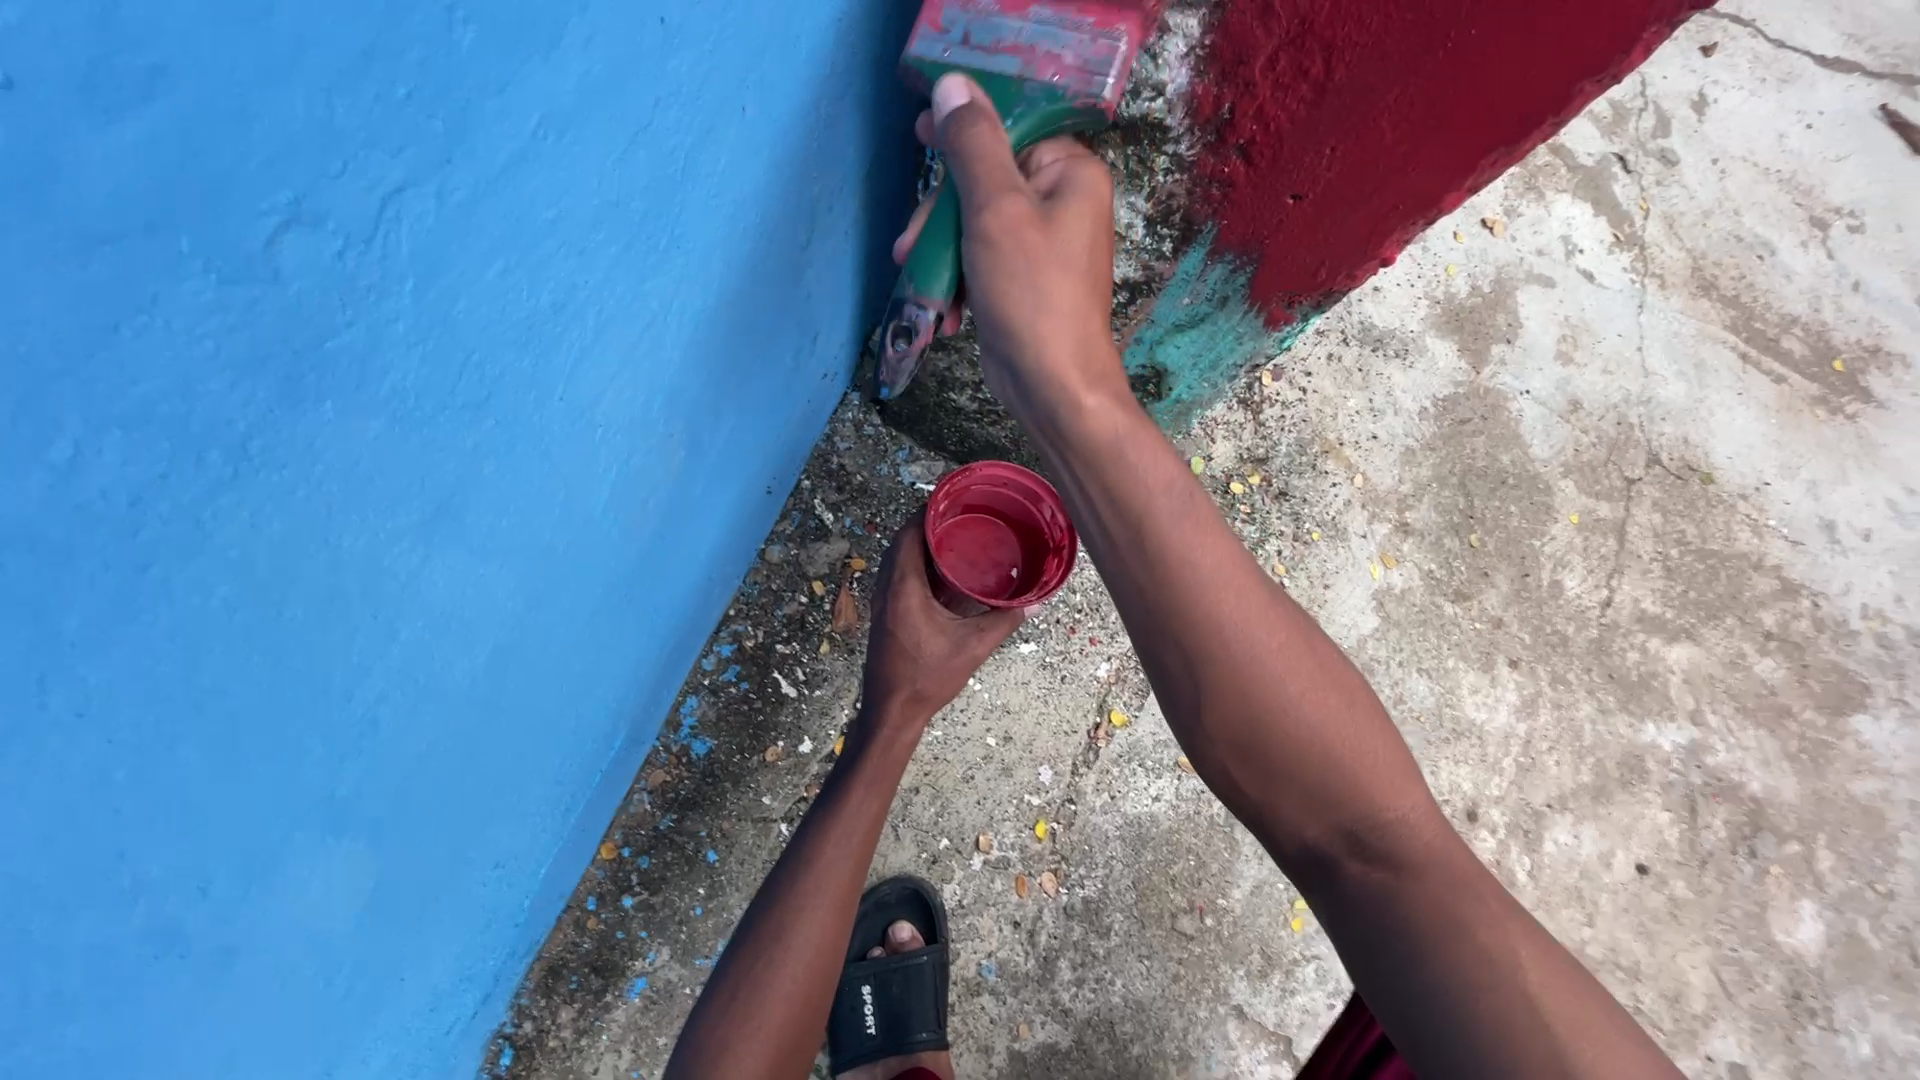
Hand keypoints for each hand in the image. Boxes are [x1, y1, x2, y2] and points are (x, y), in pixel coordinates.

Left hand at [859, 512, 1022, 731]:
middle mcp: (887, 587)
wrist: (892, 711)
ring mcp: (882, 601)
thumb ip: (1004, 621)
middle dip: (928, 523)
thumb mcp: (972, 647)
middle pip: (902, 540)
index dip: (927, 510)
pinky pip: (898, 574)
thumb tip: (1035, 602)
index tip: (953, 497)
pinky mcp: (885, 613)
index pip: (908, 532)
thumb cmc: (927, 678)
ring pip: (898, 558)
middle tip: (961, 513)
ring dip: (921, 543)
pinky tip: (942, 570)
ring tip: (955, 535)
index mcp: (903, 586)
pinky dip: (917, 563)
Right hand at [893, 73, 1131, 425]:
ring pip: (973, 224)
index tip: (922, 138)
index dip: (964, 134)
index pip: (1011, 130)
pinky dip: (958, 281)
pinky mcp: (1021, 282)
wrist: (1052, 387)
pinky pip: (979, 261)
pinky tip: (946, 310)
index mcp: (1070, 173)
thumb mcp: (996, 211)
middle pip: (984, 181)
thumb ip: (972, 146)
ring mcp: (1040, 246)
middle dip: (941, 215)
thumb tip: (952, 85)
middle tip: (910, 245)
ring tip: (926, 285)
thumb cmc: (1032, 296)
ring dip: (942, 253)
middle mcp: (1061, 203)